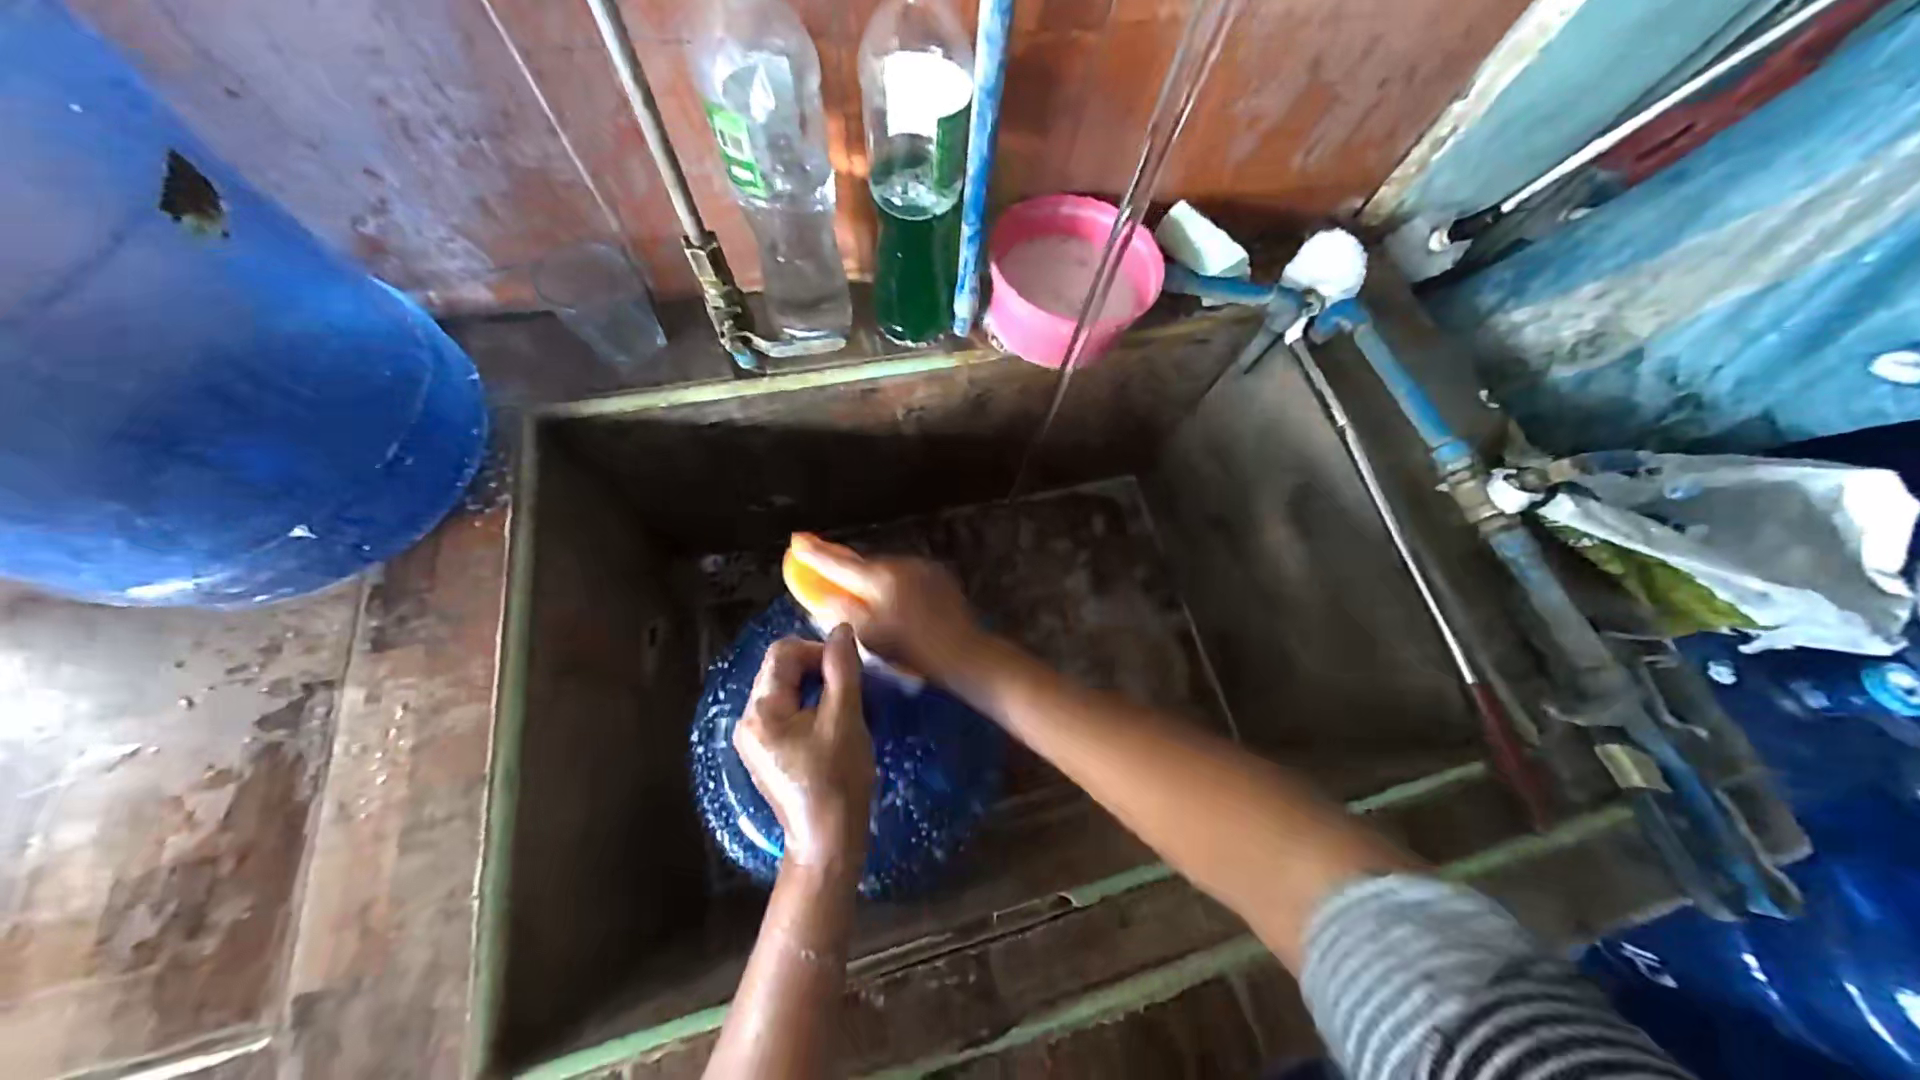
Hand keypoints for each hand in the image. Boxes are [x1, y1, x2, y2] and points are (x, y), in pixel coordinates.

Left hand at [735, 626, 874, 870]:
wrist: (828, 841)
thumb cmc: (838, 780)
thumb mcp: (845, 719)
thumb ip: (842, 669)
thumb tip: (841, 631)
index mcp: (761, 711)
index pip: (783, 653)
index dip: (817, 650)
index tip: (847, 669)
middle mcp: (748, 720)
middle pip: (781, 670)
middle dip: (818, 669)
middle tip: (851, 689)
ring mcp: (755, 738)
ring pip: (786, 690)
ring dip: (818, 688)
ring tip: (846, 708)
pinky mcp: (767, 752)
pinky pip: (787, 712)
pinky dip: (811, 707)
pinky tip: (833, 727)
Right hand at [787, 533, 985, 678]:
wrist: (965, 653)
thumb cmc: (914, 651)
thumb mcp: (870, 636)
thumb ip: (843, 612)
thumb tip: (824, 598)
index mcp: (880, 579)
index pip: (839, 563)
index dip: (815, 552)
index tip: (797, 539)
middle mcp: (900, 565)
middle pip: (863, 564)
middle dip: (844, 567)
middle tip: (823, 565)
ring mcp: (921, 568)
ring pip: (885, 570)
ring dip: (871, 579)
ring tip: (860, 593)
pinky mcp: (937, 576)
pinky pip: (905, 575)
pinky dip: (892, 584)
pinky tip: (892, 601)